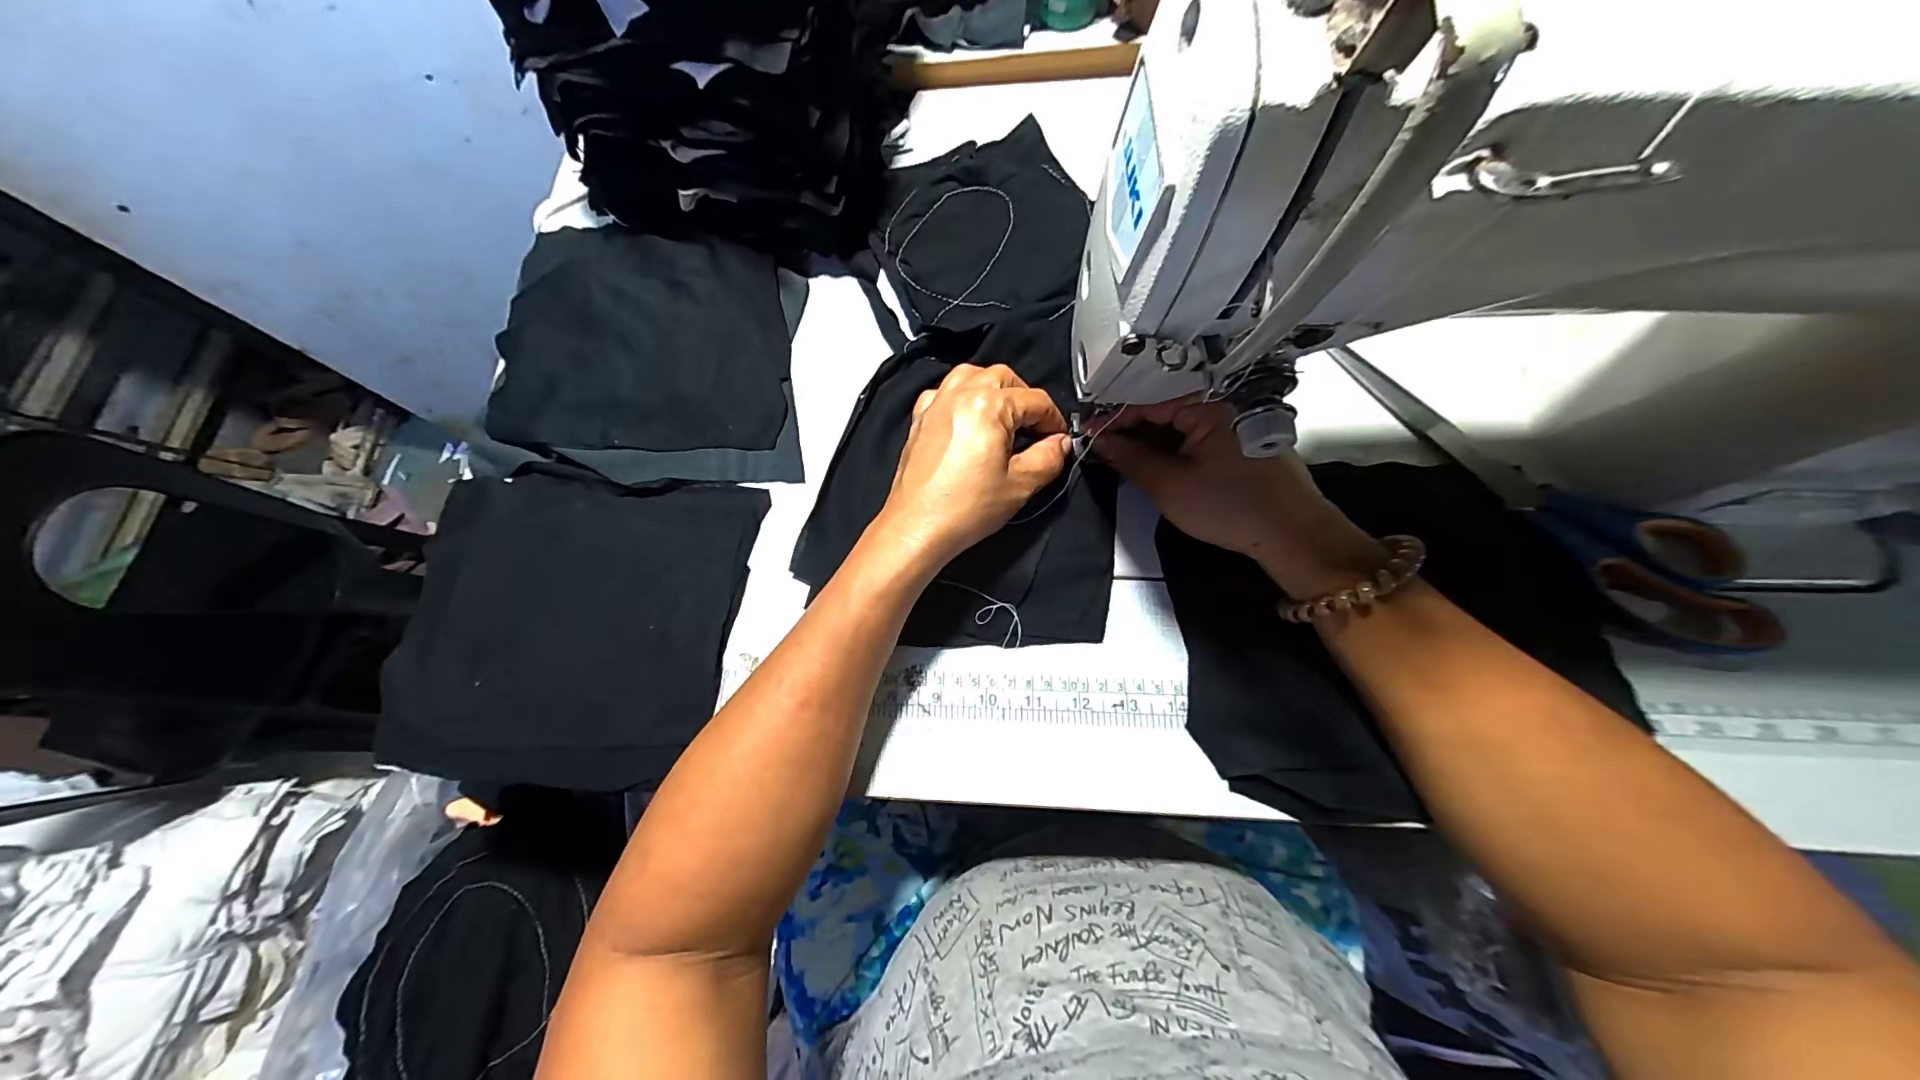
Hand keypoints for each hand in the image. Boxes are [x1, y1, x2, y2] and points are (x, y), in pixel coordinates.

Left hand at [872, 363, 1071, 569]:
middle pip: (1004, 378)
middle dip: (1026, 399)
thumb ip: (1048, 457)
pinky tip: (971, 422)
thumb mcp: (1020, 485)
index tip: (1059, 439)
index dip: (1054, 420)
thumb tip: (1059, 444)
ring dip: (995, 390)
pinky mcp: (920, 420)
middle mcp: (959, 395)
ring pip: (973, 376)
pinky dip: (963, 397)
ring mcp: (936, 405)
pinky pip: (946, 392)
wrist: (917, 528)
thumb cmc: (961, 510)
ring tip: (1006, 420)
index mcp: (987, 406)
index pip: (1036, 400)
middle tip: (1036, 430)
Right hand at [1095, 399, 1383, 596]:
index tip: (1091, 433)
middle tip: (1105, 450)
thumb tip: (1103, 442)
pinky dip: (1176, 449)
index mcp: (1210, 406)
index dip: (1116, 419)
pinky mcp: (1244, 444)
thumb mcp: (1169, 485)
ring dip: (1154, 442)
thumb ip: (1130, 458)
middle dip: (1133, 430)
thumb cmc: (1234, 508)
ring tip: (1126, 461)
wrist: (1291, 534)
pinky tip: (1158, 466)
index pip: (1149, 403)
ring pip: (1183, 427)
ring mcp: (1239, 424)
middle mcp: (1227, 407)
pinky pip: (1200, 438)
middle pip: (1166, 412)